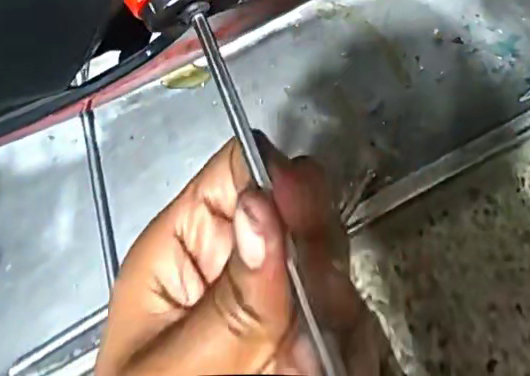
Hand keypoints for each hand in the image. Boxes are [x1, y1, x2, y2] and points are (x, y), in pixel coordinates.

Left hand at [96, 136, 382, 375]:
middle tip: (310, 308)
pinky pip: (352, 332)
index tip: (304, 209)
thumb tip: (263, 203)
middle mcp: (235, 266)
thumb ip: (228, 295)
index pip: (235, 173)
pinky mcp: (309, 352)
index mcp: (186, 246)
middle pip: (298, 214)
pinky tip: (319, 370)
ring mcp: (276, 310)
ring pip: (334, 275)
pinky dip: (349, 352)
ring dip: (334, 317)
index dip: (274, 177)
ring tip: (301, 365)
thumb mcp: (176, 365)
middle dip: (315, 255)